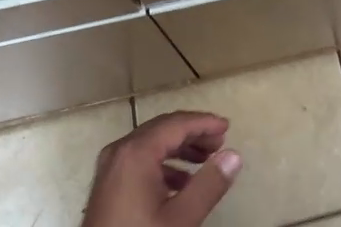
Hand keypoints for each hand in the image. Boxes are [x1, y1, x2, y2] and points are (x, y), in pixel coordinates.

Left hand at [82, 111, 241, 226]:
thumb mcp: (180, 219)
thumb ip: (208, 185)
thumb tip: (233, 156)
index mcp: (136, 152)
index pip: (176, 124)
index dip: (204, 123)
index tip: (227, 127)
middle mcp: (120, 150)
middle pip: (162, 129)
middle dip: (193, 133)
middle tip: (219, 143)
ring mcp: (111, 166)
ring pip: (150, 144)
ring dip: (179, 148)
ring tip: (205, 160)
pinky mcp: (108, 183)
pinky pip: (139, 160)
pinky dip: (163, 164)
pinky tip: (180, 182)